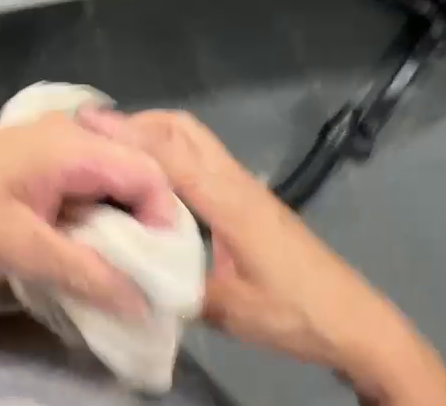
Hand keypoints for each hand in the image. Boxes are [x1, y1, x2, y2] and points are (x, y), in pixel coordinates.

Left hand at [0, 114, 179, 316]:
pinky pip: (85, 174)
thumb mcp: (26, 250)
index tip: (159, 267)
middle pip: (132, 167)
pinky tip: (81, 238)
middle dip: (145, 218)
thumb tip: (145, 303)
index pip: (148, 172)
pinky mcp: (37, 152)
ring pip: (109, 172)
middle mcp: (69, 131)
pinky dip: (94, 206)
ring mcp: (50, 138)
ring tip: (112, 259)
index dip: (164, 219)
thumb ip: (88, 273)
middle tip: (141, 267)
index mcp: (72, 145)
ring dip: (119, 215)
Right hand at [79, 110, 445, 402]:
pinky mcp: (251, 197)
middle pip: (180, 127)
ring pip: (193, 137)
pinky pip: (202, 156)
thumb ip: (179, 286)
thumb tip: (133, 271)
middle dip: (136, 123)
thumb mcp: (230, 310)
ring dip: (153, 134)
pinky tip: (153, 181)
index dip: (123, 133)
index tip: (84, 120)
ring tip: (116, 155)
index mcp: (226, 201)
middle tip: (96, 140)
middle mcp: (234, 181)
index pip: (166, 153)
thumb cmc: (296, 314)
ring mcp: (245, 186)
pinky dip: (170, 152)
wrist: (361, 324)